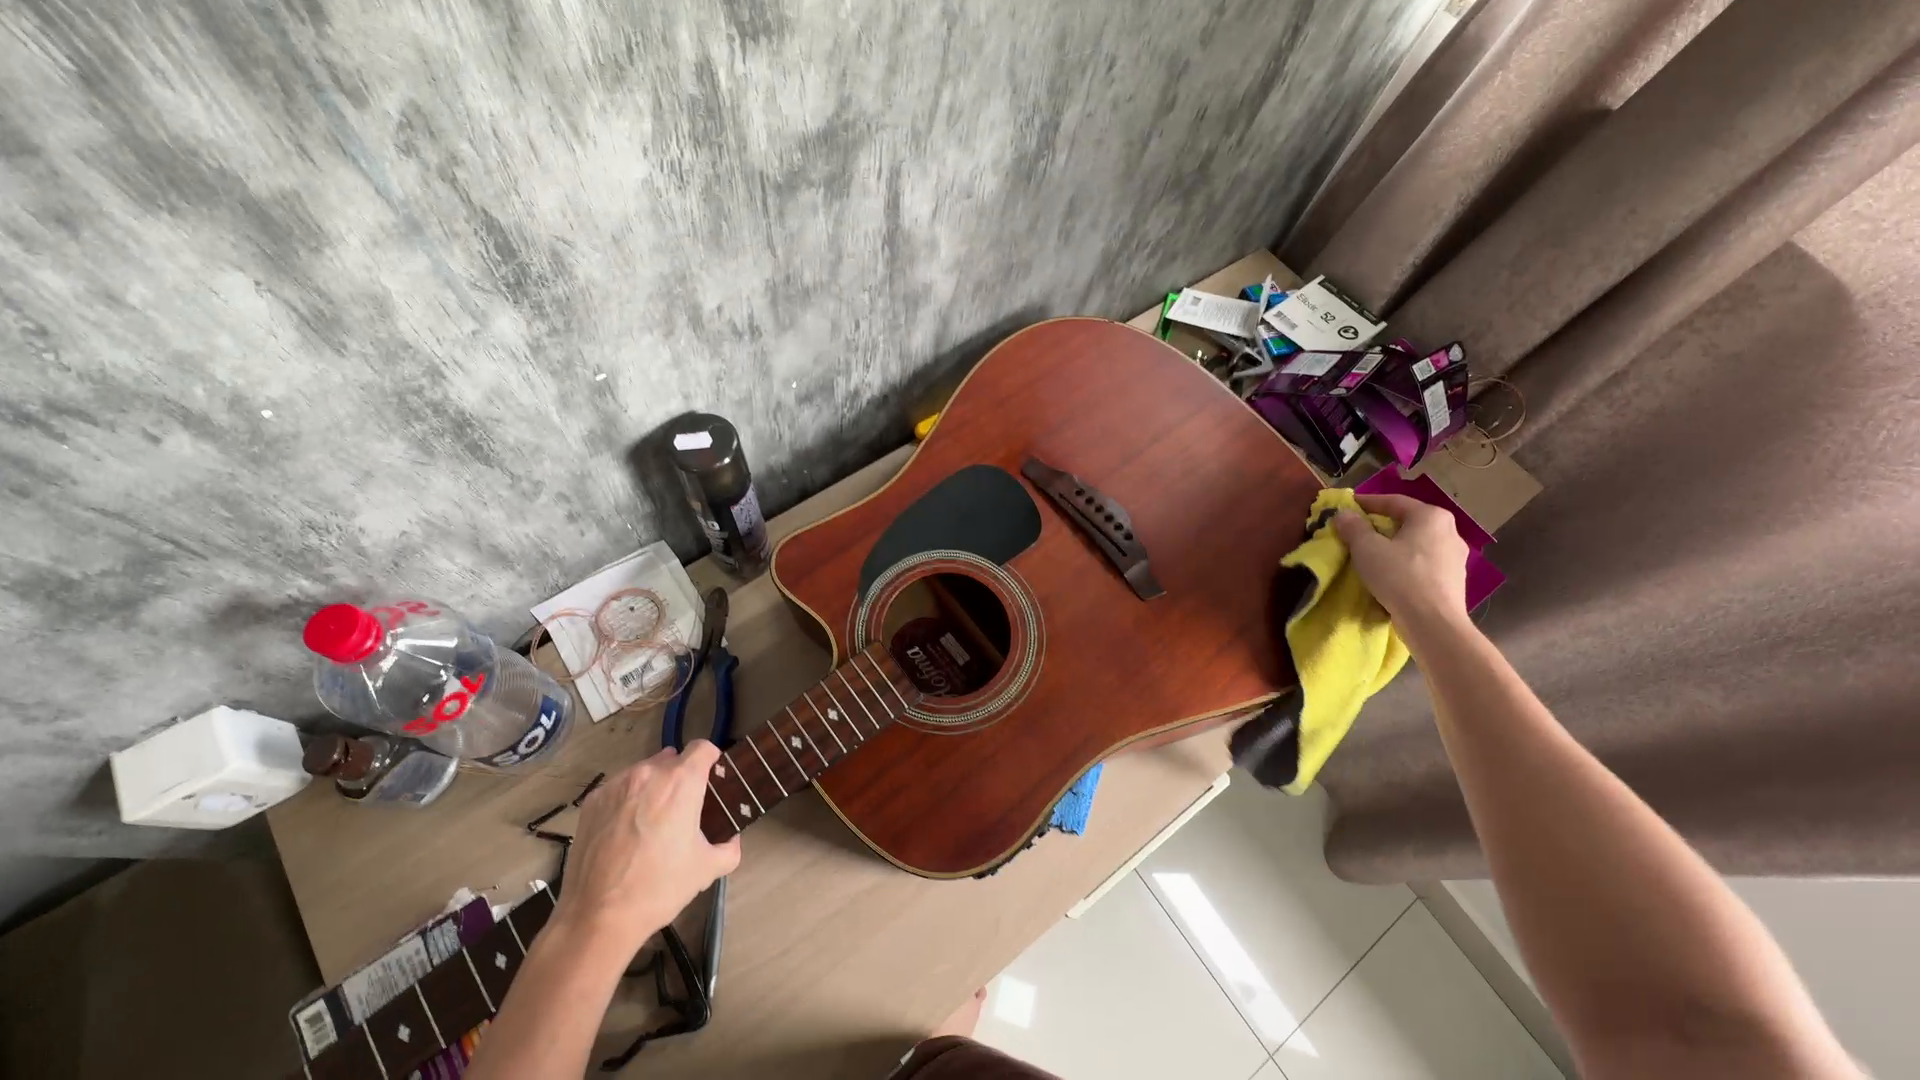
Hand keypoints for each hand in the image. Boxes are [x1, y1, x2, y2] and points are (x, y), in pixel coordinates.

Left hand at [552, 741, 741, 954]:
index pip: (702, 748)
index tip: (712, 780)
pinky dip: (628, 801)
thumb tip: (731, 840)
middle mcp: (647, 774)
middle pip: (672, 760)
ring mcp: (615, 786)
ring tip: (652, 821)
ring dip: (654, 787)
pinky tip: (626, 832)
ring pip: (643, 773)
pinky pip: (619, 789)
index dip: (711, 760)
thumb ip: (729, 847)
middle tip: (684, 809)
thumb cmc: (659, 888)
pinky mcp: (592, 802)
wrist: (598, 916)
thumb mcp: (707, 869)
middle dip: (681, 778)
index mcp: (681, 783)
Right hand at [1333, 492, 1471, 643]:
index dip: (1368, 502)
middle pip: (1408, 522)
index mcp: (1431, 516)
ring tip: (1374, 555)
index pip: (1394, 501)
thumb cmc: (1400, 577)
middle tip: (1359, 532)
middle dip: (1382, 526)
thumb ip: (1353, 528)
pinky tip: (1393, 575)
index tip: (1348, 507)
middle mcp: (1450, 531)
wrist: (1434, 623)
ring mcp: (1456, 557)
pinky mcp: (1455, 580)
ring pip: (1417, 544)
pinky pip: (1424, 564)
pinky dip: (1407, 564)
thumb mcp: (1366, 549)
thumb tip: (1343, 514)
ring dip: (1395, 546)